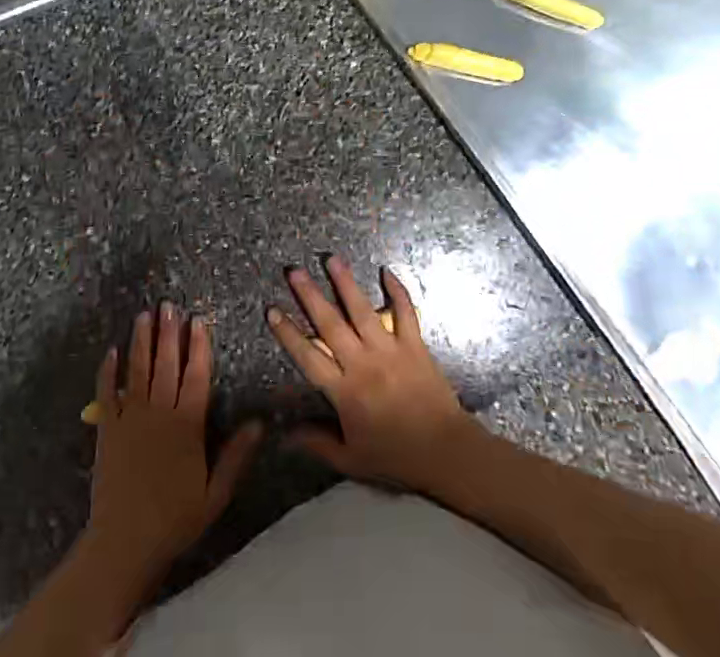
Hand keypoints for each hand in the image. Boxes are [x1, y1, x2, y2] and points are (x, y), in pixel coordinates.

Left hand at [85, 302, 262, 582]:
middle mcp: (159, 413)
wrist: (125, 540)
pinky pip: (106, 392)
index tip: (198, 321)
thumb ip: (236, 456)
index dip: (198, 347)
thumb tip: (259, 423)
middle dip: (168, 333)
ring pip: (137, 370)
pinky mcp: (107, 428)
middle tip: (168, 305)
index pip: (196, 376)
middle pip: (166, 364)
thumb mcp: (216, 493)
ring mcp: (130, 418)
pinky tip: (111, 351)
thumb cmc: (176, 518)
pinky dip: (107, 370)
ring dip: (141, 341)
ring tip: (144, 315)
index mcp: (187, 426)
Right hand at [267, 257, 483, 490]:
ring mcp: (391, 351)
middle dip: (310, 296)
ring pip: (363, 311)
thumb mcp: (351, 459)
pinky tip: (387, 272)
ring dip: (345, 283)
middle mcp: (363, 364)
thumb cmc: (396, 457)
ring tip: (331, 259)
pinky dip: (398, 291)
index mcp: (345, 392)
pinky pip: (406, 313)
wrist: (447, 452)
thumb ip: (318, 443)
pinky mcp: (415, 346)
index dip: (288, 334)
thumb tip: (285, 436)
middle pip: (331, 325)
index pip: (308, 357)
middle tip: (294, 271)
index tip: (272, 311)